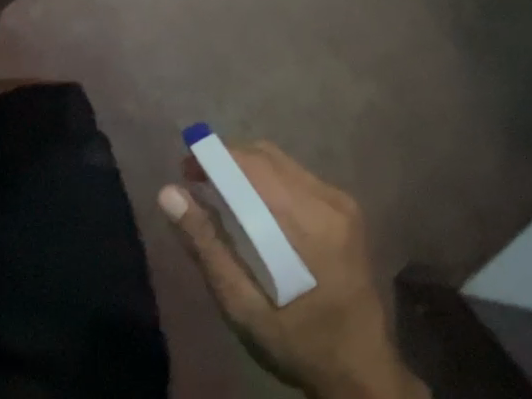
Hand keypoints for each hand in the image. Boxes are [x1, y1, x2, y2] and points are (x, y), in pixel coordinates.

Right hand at [159, 143, 425, 398]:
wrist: (363, 374)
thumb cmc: (298, 344)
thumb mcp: (242, 305)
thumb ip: (206, 246)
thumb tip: (168, 193)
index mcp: (309, 223)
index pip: (252, 165)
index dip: (213, 157)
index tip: (182, 168)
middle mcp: (330, 202)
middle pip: (266, 157)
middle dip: (225, 161)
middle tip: (194, 184)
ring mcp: (342, 204)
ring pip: (280, 163)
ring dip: (244, 170)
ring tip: (217, 195)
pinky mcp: (346, 211)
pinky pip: (296, 178)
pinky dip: (265, 182)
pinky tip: (250, 209)